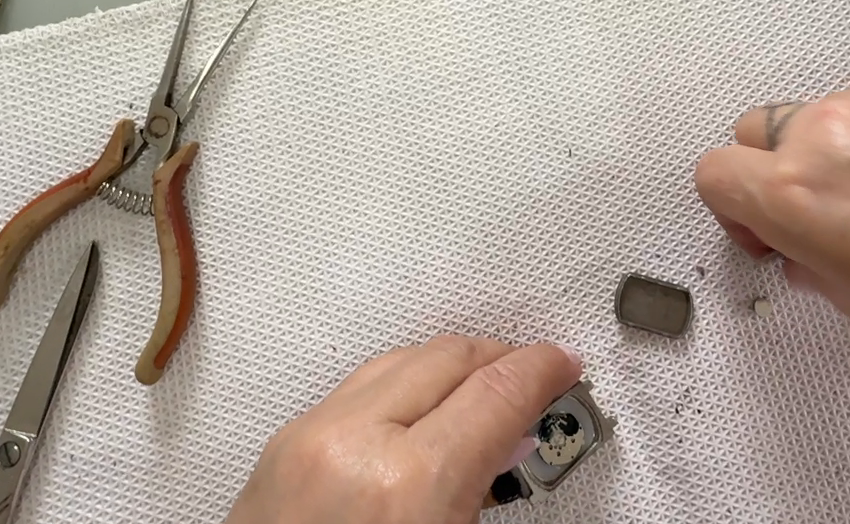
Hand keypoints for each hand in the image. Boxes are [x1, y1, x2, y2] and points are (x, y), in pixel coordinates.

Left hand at [225, 336, 581, 523]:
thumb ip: (482, 492)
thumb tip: (512, 437)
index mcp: (406, 490)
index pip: (493, 395)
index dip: (540, 370)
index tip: (564, 364)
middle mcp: (354, 442)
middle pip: (450, 357)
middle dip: (500, 357)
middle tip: (534, 376)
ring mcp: (311, 434)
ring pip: (404, 358)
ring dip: (453, 365)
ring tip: (484, 389)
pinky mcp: (286, 440)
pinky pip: (362, 383)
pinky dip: (406, 383)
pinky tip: (424, 407)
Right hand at [693, 69, 849, 506]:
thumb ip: (821, 270)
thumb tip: (805, 248)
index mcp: (803, 194)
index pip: (715, 174)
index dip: (736, 211)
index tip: (773, 238)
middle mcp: (832, 129)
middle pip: (758, 130)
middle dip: (778, 173)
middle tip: (834, 222)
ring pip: (823, 115)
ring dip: (840, 153)